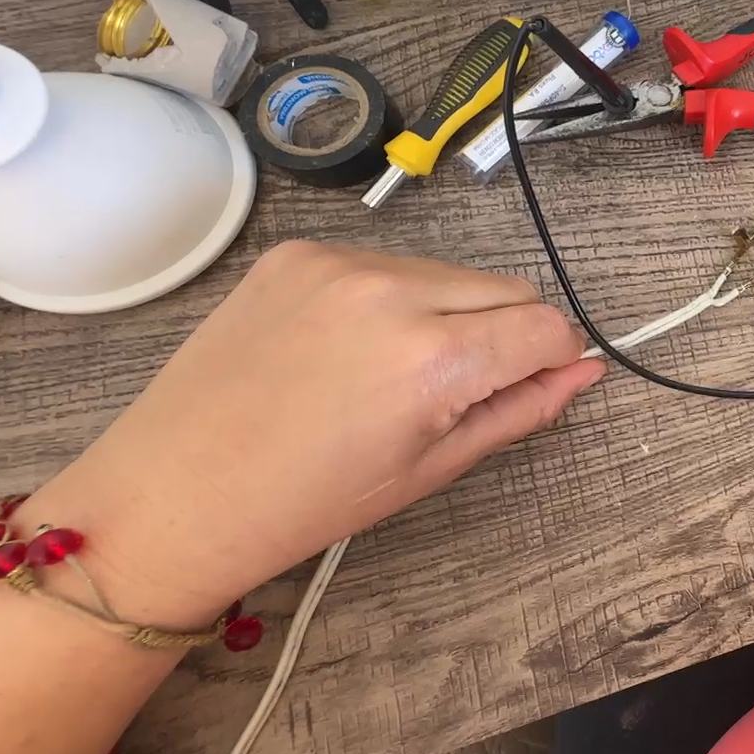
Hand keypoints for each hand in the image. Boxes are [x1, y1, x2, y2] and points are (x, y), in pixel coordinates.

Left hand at [16, 242, 603, 627]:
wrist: (166, 498)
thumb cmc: (313, 501)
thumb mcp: (436, 466)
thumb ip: (526, 408)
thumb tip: (588, 371)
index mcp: (432, 359)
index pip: (548, 327)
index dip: (557, 357)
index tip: (537, 382)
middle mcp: (394, 291)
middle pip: (513, 289)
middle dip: (512, 333)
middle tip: (464, 385)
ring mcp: (342, 262)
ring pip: (458, 273)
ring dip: (460, 312)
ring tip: (403, 365)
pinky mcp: (303, 251)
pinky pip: (398, 263)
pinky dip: (404, 297)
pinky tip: (358, 342)